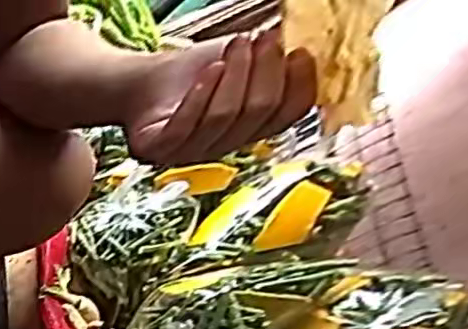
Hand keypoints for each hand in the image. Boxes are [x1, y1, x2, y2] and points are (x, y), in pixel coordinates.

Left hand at [123, 29, 316, 164]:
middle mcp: (218, 148)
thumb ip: (280, 60)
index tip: (301, 50)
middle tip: (263, 36)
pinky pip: (184, 127)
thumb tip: (322, 40)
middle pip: (256, 112)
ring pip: (224, 116)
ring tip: (236, 44)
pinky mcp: (154, 151)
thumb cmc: (201, 71)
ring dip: (236, 74)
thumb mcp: (249, 61)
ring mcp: (183, 153)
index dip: (300, 84)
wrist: (145, 82)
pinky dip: (201, 95)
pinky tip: (211, 70)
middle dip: (266, 68)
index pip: (287, 116)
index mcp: (248, 130)